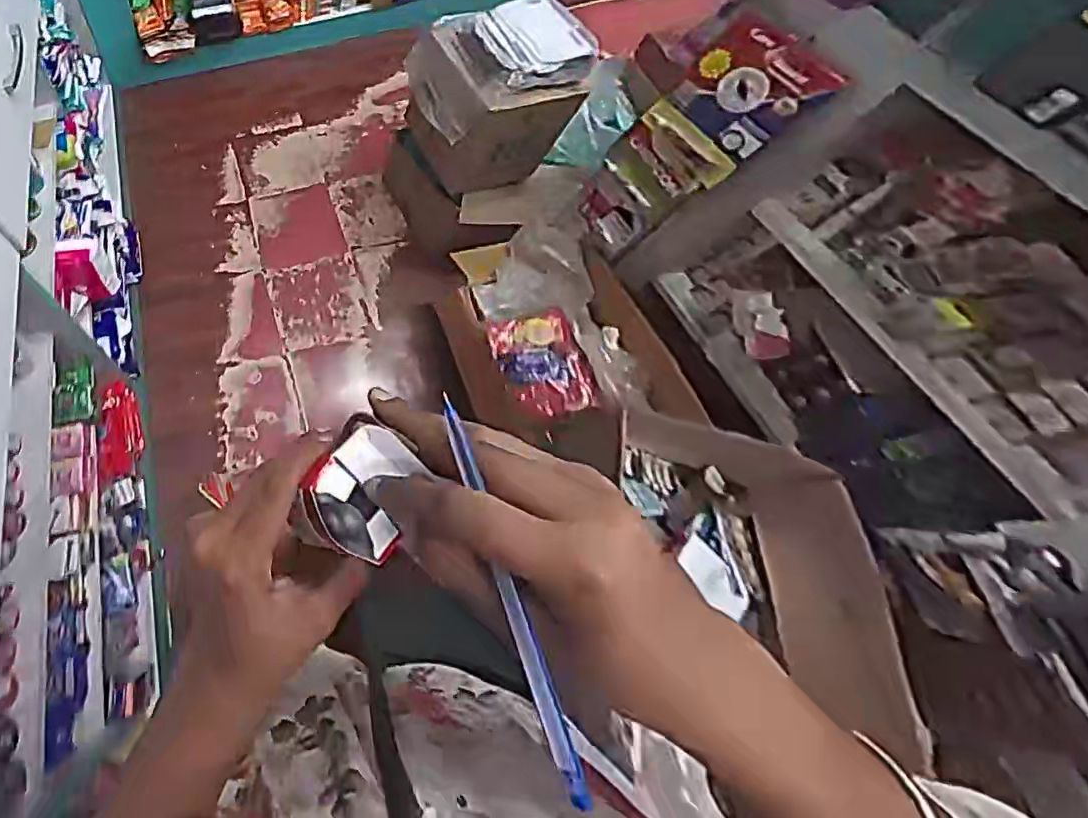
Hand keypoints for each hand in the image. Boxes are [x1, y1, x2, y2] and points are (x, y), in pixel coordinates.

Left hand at [177, 440, 370, 703]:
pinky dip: (263, 503)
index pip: (273, 487)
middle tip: (328, 455)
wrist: (209, 686)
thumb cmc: (261, 661)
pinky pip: (235, 506)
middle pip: (257, 481)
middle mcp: (210, 533)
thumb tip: (370, 542)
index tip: (326, 437)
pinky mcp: (194, 536)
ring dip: (279, 484)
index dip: (301, 456)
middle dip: (293, 465)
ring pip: (246, 491)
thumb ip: (344, 577)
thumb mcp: (312, 621)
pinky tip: (287, 514)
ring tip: (314, 484)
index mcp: (237, 555)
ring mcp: (196, 532)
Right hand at [367, 390, 722, 731]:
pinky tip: (452, 448)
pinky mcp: (598, 482)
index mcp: (572, 558)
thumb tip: (411, 525)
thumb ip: (463, 574)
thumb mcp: (529, 641)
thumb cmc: (617, 678)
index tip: (377, 484)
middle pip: (484, 451)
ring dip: (449, 429)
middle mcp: (586, 504)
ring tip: (403, 417)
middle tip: (378, 408)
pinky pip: (523, 454)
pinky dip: (479, 446)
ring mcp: (596, 486)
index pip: (468, 506)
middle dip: (424, 428)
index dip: (414, 492)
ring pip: (502, 441)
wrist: (710, 674)